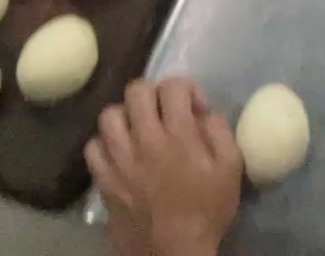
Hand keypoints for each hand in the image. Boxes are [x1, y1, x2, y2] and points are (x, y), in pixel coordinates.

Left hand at [87, 78, 241, 255]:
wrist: (173, 255)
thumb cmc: (206, 211)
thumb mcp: (231, 168)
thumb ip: (221, 130)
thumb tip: (204, 113)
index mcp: (178, 134)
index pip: (172, 85)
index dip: (187, 88)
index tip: (195, 110)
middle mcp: (145, 140)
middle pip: (136, 91)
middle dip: (154, 93)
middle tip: (165, 111)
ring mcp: (120, 161)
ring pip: (109, 115)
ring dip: (127, 116)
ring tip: (140, 129)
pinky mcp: (104, 181)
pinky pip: (93, 147)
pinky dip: (105, 143)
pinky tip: (121, 152)